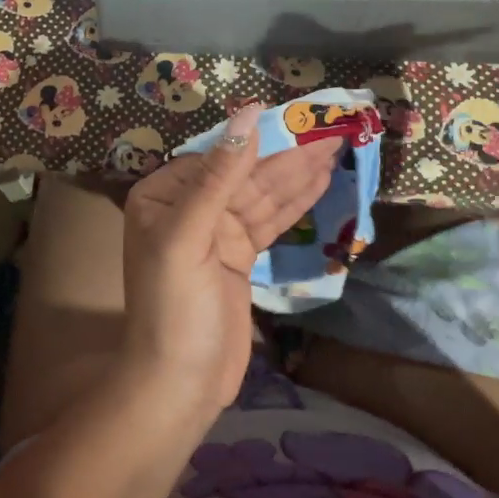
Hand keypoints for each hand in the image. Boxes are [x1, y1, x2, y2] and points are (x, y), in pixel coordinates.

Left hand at [121, 104, 337, 417]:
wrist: (180, 383)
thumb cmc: (174, 307)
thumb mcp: (190, 235)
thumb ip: (220, 175)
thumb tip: (248, 113)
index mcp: (162, 194)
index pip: (218, 155)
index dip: (259, 136)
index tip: (298, 117)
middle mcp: (188, 207)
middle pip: (245, 173)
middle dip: (288, 153)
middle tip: (332, 128)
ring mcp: (216, 233)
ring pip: (262, 195)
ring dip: (298, 173)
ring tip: (336, 146)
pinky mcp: (238, 257)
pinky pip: (269, 220)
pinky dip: (295, 202)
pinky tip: (320, 180)